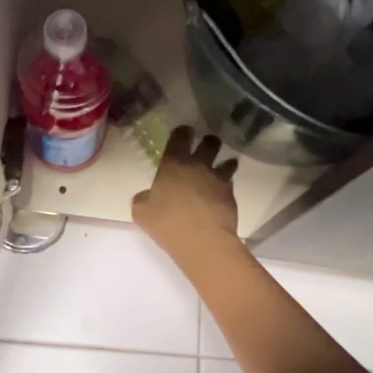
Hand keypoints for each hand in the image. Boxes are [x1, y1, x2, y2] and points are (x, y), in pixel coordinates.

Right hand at [132, 126, 239, 251]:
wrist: (203, 241)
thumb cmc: (168, 223)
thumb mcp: (142, 212)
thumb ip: (143, 200)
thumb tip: (146, 197)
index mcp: (174, 164)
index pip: (179, 138)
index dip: (182, 132)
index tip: (184, 131)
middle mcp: (198, 166)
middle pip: (209, 143)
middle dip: (208, 141)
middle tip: (206, 144)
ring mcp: (217, 179)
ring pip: (226, 162)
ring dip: (224, 162)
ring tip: (223, 165)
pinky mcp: (230, 195)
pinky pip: (230, 183)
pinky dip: (226, 184)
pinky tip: (222, 191)